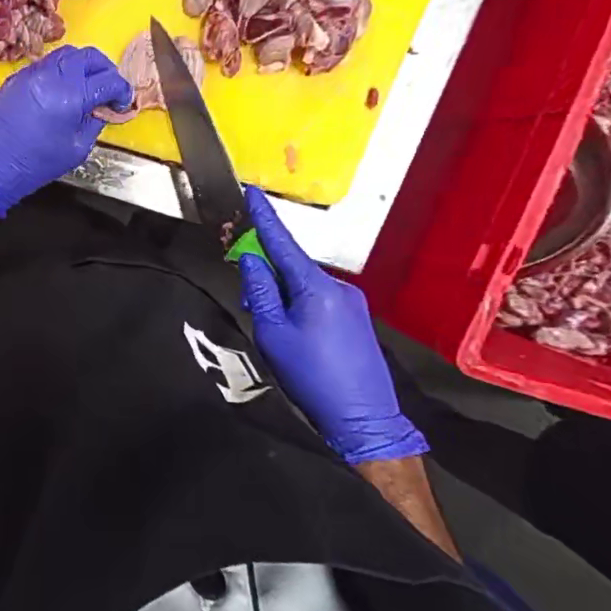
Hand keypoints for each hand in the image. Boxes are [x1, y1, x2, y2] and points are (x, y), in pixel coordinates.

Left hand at [0, 45, 132, 215]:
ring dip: (82, 66)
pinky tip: (62, 89)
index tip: (122, 100)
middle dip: (104, 69)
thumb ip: (96, 121)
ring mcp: (31, 75)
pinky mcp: (16, 78)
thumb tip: (105, 106)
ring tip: (86, 85)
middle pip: (88, 56)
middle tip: (107, 87)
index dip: (121, 90)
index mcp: (70, 97)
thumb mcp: (78, 147)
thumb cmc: (38, 163)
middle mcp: (50, 78)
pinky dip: (60, 71)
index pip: (107, 80)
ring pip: (66, 54)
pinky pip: (45, 64)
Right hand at [237, 186, 427, 464]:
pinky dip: (296, 304)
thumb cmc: (311, 377)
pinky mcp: (356, 319)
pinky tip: (291, 331)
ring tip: (271, 326)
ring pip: (303, 285)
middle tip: (247, 293)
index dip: (264, 218)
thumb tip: (252, 259)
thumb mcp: (273, 334)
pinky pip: (317, 299)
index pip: (283, 243)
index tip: (252, 192)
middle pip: (291, 266)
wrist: (363, 417)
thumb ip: (260, 293)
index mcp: (316, 288)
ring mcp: (351, 302)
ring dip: (280, 293)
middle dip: (265, 270)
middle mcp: (338, 287)